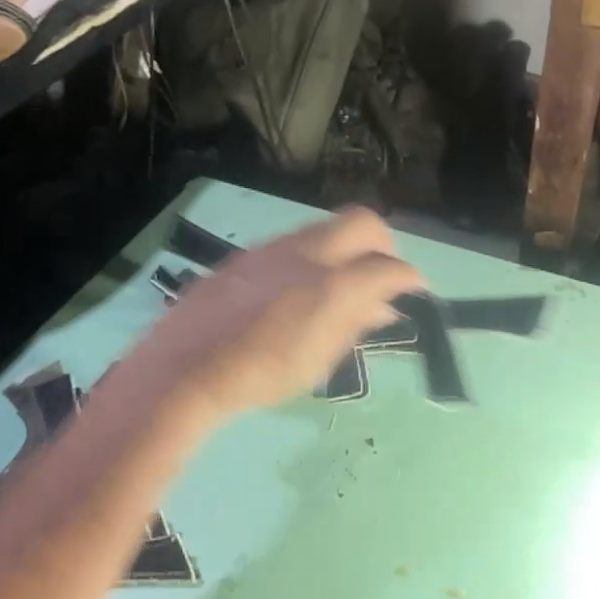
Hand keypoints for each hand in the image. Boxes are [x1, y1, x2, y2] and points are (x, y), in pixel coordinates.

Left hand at [124, 209, 423, 417]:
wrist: (184, 368)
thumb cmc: (261, 376)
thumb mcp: (318, 361)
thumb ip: (352, 326)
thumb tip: (380, 308)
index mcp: (334, 283)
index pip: (390, 267)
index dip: (410, 278)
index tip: (415, 290)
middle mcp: (307, 253)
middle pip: (362, 222)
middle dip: (382, 244)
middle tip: (381, 274)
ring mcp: (271, 250)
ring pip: (322, 230)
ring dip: (342, 251)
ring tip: (336, 288)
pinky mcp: (243, 258)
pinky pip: (289, 247)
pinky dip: (307, 261)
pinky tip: (292, 294)